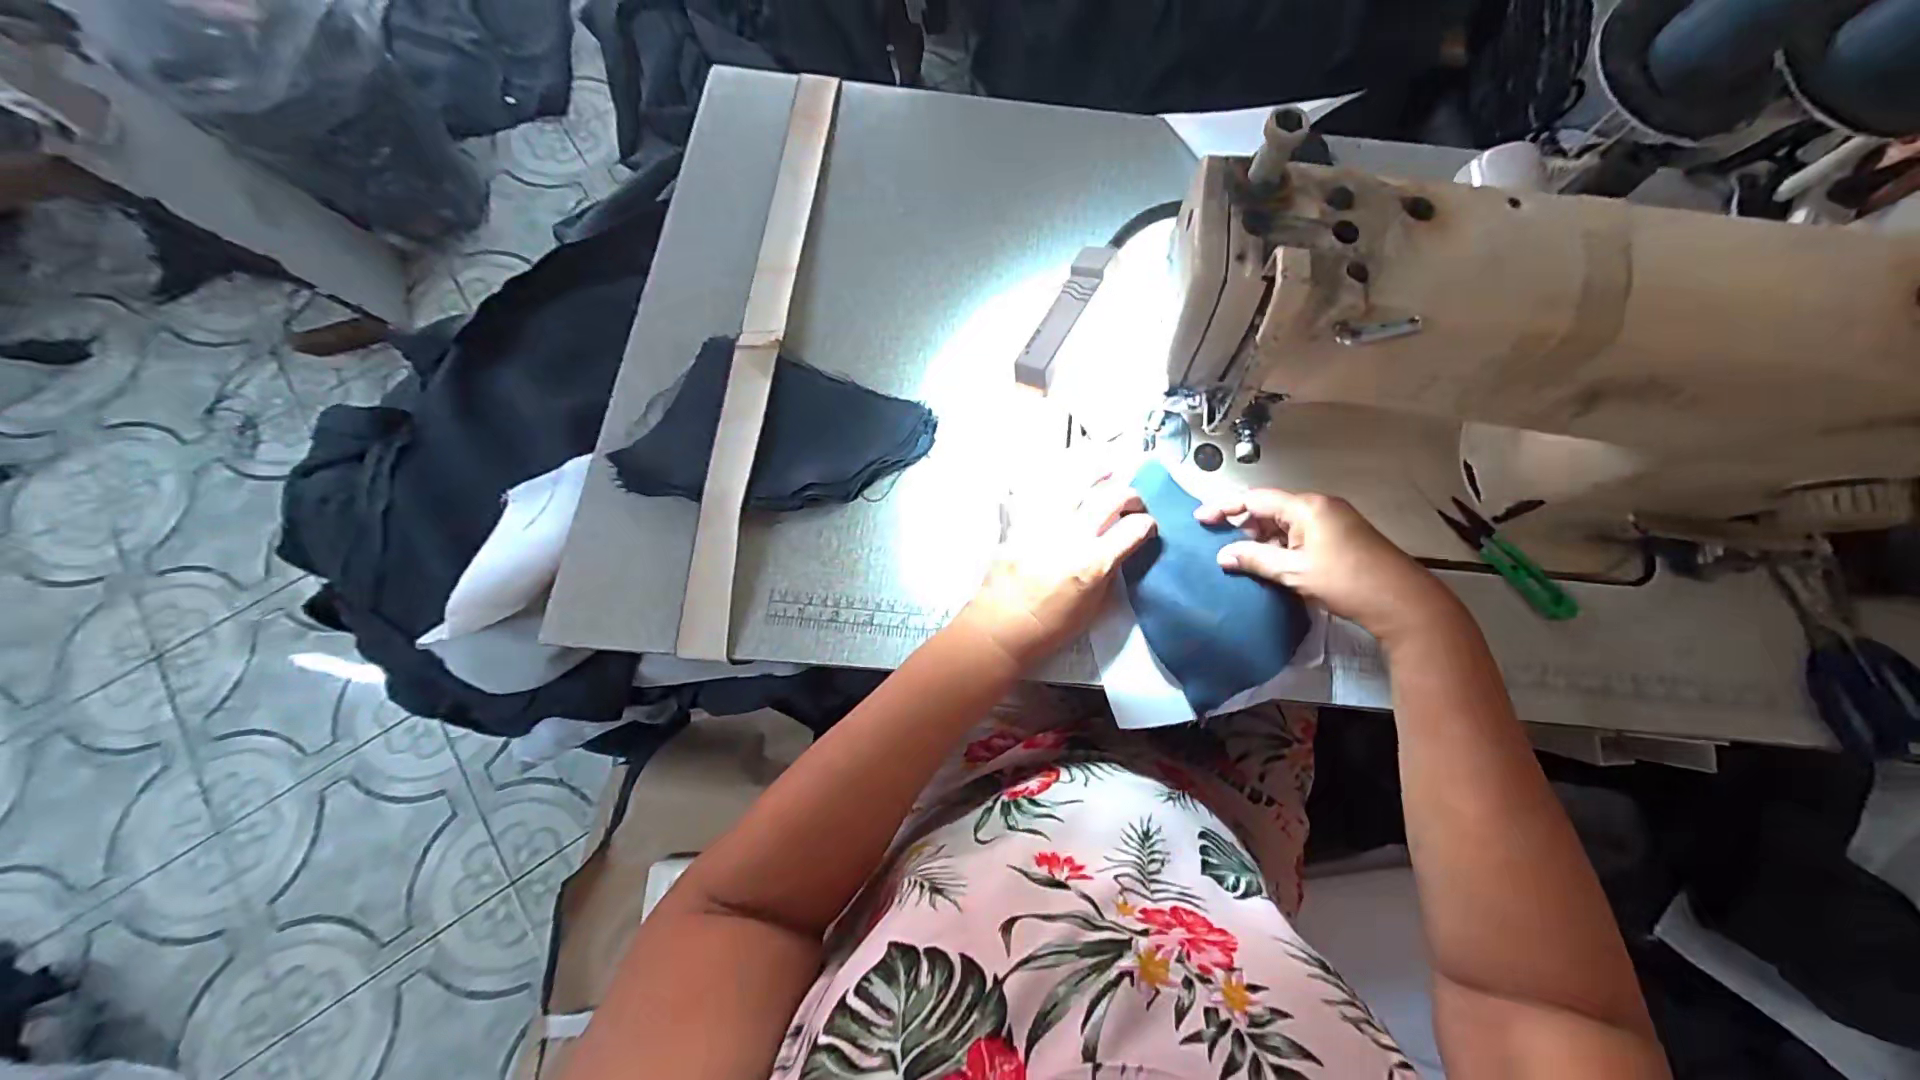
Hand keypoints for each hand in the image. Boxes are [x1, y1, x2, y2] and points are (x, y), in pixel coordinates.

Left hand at [957, 478, 1157, 669]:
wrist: (1001, 629)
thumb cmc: (1048, 628)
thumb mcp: (1093, 608)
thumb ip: (1109, 572)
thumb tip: (1118, 548)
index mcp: (1092, 564)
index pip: (1133, 529)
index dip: (1148, 524)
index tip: (1147, 527)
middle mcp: (1069, 537)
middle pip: (1110, 497)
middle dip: (1130, 495)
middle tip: (1131, 503)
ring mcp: (1041, 526)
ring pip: (1074, 482)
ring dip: (1095, 472)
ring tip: (1106, 470)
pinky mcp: (1018, 523)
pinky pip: (1034, 489)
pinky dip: (1051, 477)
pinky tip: (1064, 474)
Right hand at [1196, 489, 1458, 644]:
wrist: (1403, 602)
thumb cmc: (1347, 581)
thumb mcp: (1294, 572)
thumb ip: (1255, 559)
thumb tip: (1223, 555)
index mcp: (1307, 507)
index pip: (1255, 499)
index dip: (1225, 507)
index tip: (1201, 519)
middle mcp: (1319, 507)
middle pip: (1270, 509)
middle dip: (1244, 526)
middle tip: (1224, 547)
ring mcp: (1333, 521)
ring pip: (1285, 523)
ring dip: (1263, 539)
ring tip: (1245, 560)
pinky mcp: (1341, 537)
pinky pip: (1300, 534)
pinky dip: (1281, 546)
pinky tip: (1273, 564)